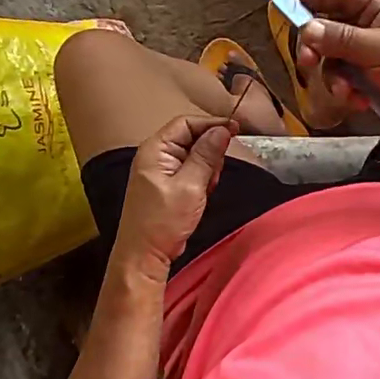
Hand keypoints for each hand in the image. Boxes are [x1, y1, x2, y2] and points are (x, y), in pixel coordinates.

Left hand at [110, 114, 235, 278]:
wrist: (144, 255)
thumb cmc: (163, 222)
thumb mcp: (190, 186)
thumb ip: (206, 155)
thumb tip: (222, 130)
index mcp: (155, 149)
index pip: (186, 123)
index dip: (211, 124)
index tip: (235, 129)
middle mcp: (155, 155)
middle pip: (191, 137)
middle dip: (210, 151)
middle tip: (216, 173)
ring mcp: (160, 170)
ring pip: (193, 155)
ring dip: (207, 168)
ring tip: (207, 188)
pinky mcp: (166, 184)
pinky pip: (190, 171)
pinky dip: (201, 179)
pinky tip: (203, 194)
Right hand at [295, 0, 379, 130]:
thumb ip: (341, 39)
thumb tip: (307, 29)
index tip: (288, 5)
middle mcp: (374, 26)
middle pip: (330, 30)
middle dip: (318, 48)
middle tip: (307, 61)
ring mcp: (371, 53)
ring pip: (334, 59)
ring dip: (334, 78)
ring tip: (346, 91)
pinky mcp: (371, 78)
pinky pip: (345, 80)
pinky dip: (347, 92)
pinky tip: (359, 101)